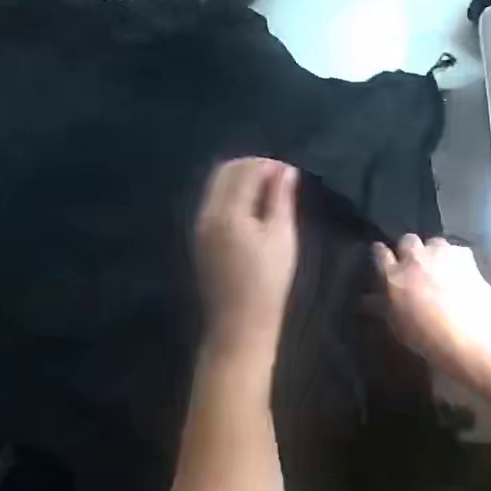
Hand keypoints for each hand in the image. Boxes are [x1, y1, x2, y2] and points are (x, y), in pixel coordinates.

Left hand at [194, 158, 299, 359]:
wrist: (238, 325)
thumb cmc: (267, 282)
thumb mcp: (282, 236)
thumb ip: (281, 198)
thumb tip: (286, 171)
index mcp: (227, 212)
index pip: (245, 170)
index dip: (268, 165)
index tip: (290, 174)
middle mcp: (207, 213)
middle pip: (226, 171)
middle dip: (253, 167)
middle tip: (280, 179)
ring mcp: (200, 226)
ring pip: (218, 185)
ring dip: (242, 179)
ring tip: (270, 193)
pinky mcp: (201, 237)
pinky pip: (214, 201)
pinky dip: (233, 194)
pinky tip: (254, 209)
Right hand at [373, 234, 490, 384]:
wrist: (474, 333)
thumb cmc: (429, 339)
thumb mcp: (399, 327)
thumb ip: (383, 307)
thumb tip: (369, 299)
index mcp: (393, 276)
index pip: (379, 253)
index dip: (381, 253)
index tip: (382, 257)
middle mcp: (415, 258)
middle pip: (406, 240)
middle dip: (408, 248)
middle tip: (413, 265)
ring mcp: (441, 253)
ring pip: (432, 241)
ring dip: (432, 251)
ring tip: (438, 267)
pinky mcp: (465, 255)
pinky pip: (455, 250)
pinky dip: (455, 258)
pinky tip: (461, 272)